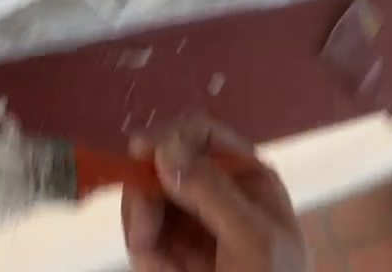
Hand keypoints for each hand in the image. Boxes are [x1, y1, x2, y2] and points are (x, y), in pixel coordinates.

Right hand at [121, 116, 309, 271]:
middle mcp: (213, 189)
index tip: (141, 152)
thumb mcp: (254, 242)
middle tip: (143, 225)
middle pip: (162, 159)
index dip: (170, 136)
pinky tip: (152, 263)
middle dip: (147, 186)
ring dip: (138, 216)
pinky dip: (137, 238)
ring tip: (149, 252)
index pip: (200, 133)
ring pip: (143, 190)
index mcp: (245, 177)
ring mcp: (188, 217)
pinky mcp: (168, 245)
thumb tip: (163, 148)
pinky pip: (138, 224)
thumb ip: (212, 191)